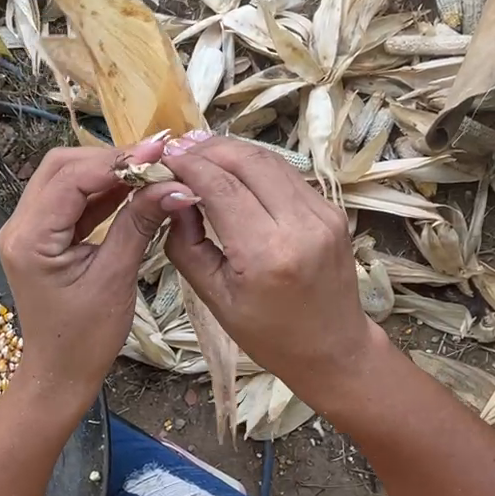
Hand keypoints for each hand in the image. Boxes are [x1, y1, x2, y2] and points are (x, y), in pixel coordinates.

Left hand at [0, 139, 195, 410]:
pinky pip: (70, 202)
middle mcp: (19, 227)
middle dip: (110, 159)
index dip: (117, 159)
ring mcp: (27, 231)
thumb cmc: (86, 339)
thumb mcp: (115, 278)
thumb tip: (176, 184)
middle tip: (157, 160)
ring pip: (65, 179)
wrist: (59, 375)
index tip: (161, 151)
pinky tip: (133, 189)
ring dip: (107, 172)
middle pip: (62, 167)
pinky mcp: (41, 239)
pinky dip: (101, 192)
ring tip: (151, 170)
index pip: (71, 177)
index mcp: (30, 239)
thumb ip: (139, 224)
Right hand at [160, 136, 384, 401]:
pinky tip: (231, 165)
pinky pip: (287, 174)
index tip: (162, 157)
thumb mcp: (214, 299)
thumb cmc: (267, 335)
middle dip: (208, 149)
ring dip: (231, 149)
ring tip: (198, 148)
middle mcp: (300, 226)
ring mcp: (322, 213)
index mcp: (266, 254)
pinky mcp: (332, 210)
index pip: (221, 188)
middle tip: (176, 147)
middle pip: (248, 162)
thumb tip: (172, 199)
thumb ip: (187, 246)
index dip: (188, 166)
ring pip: (270, 160)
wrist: (332, 348)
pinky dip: (254, 163)